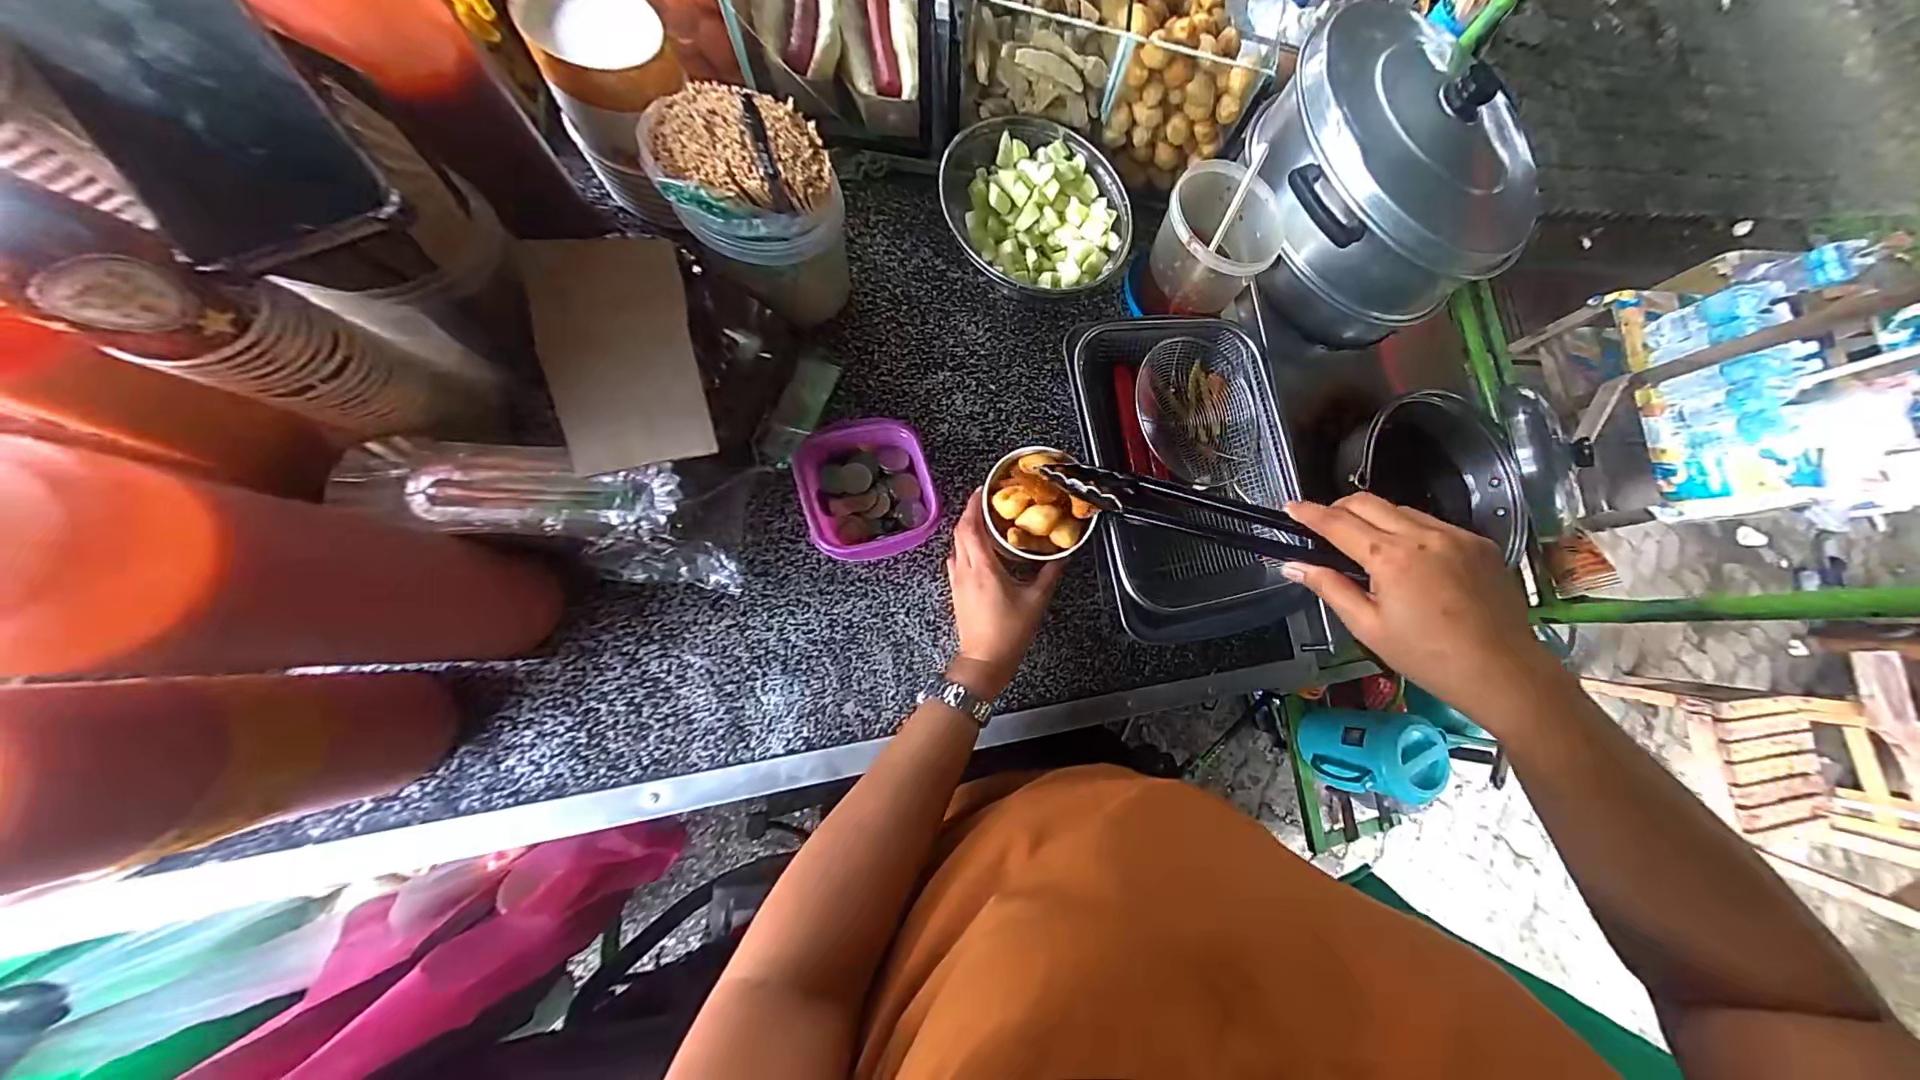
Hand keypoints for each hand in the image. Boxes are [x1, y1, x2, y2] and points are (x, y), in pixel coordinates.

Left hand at [946, 490, 1064, 697]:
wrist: (984, 661)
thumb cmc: (1009, 633)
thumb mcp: (1036, 601)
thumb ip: (1049, 575)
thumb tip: (1062, 557)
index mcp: (983, 568)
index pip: (970, 527)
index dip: (973, 506)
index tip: (982, 491)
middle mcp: (965, 571)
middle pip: (959, 532)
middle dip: (970, 514)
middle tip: (986, 503)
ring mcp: (957, 581)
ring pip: (956, 546)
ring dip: (966, 531)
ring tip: (984, 523)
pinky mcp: (956, 592)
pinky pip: (956, 561)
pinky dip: (965, 548)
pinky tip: (980, 552)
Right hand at [1282, 493, 1566, 721]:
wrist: (1503, 672)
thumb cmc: (1428, 656)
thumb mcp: (1367, 626)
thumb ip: (1330, 588)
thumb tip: (1293, 566)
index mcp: (1391, 558)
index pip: (1337, 523)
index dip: (1309, 513)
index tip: (1291, 507)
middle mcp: (1425, 536)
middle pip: (1368, 502)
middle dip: (1338, 507)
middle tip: (1323, 524)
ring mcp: (1457, 536)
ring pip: (1401, 509)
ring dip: (1374, 517)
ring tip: (1364, 543)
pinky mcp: (1480, 544)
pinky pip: (1433, 523)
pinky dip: (1409, 529)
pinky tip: (1407, 556)